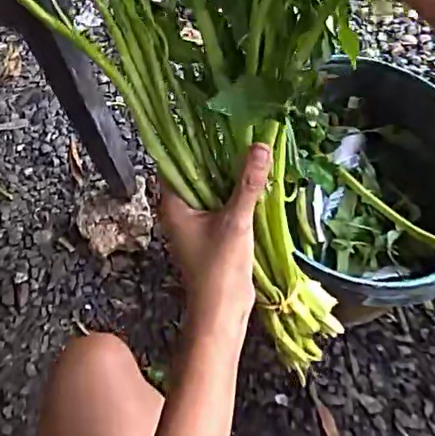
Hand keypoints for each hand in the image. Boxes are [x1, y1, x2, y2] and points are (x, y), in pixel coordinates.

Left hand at [158, 143, 268, 342]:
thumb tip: (261, 145)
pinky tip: (254, 177)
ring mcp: (195, 221)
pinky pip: (221, 200)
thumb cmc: (219, 271)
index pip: (173, 160)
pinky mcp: (212, 230)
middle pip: (194, 170)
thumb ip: (248, 184)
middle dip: (214, 152)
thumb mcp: (236, 222)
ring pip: (210, 186)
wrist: (222, 316)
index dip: (189, 139)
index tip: (209, 119)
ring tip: (249, 145)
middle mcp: (179, 209)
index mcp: (173, 204)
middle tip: (238, 127)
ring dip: (227, 171)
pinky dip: (234, 189)